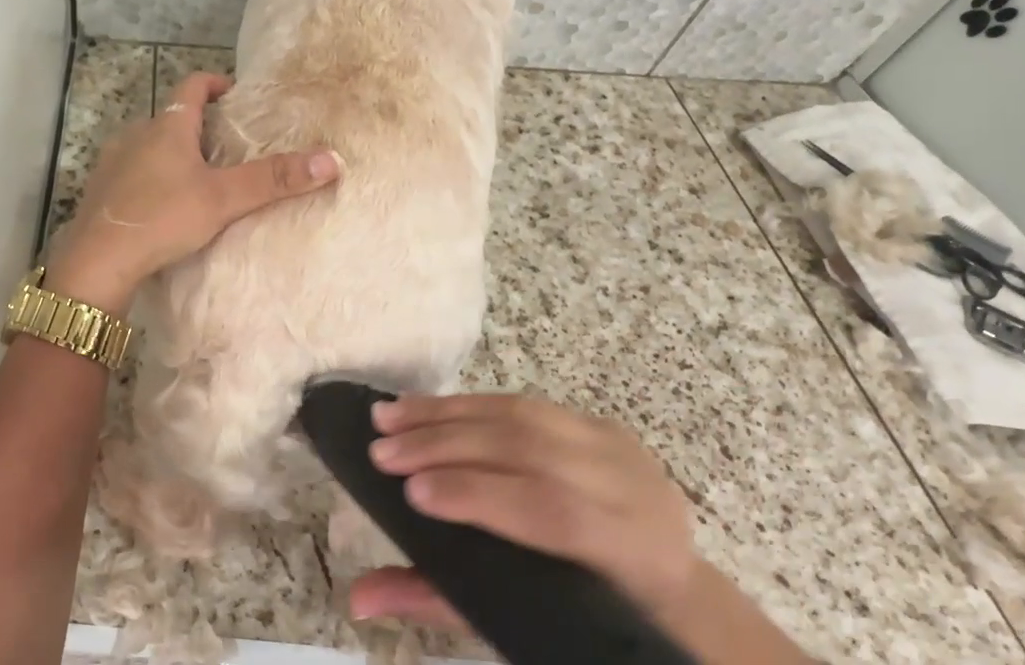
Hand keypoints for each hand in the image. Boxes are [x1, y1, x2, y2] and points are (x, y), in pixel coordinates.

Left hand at [44, 72, 339, 313]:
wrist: (98, 260)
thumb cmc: (162, 218)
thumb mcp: (223, 199)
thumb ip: (274, 180)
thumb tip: (332, 160)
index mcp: (167, 126)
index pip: (192, 85)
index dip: (215, 83)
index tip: (235, 94)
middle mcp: (135, 134)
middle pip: (172, 118)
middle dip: (199, 127)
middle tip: (229, 148)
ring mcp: (112, 162)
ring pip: (150, 147)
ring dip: (174, 155)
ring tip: (201, 180)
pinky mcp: (101, 191)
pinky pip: (133, 174)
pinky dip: (153, 179)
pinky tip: (165, 207)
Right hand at [350, 395, 698, 630]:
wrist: (668, 591)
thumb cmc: (590, 617)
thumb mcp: (525, 621)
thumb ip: (441, 601)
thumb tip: (356, 598)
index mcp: (631, 552)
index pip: (552, 510)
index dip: (479, 495)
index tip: (410, 491)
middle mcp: (632, 489)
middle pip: (529, 449)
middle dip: (445, 445)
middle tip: (381, 451)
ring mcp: (617, 448)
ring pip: (521, 414)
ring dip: (444, 413)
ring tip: (387, 417)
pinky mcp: (597, 423)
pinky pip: (521, 403)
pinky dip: (464, 404)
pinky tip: (420, 406)